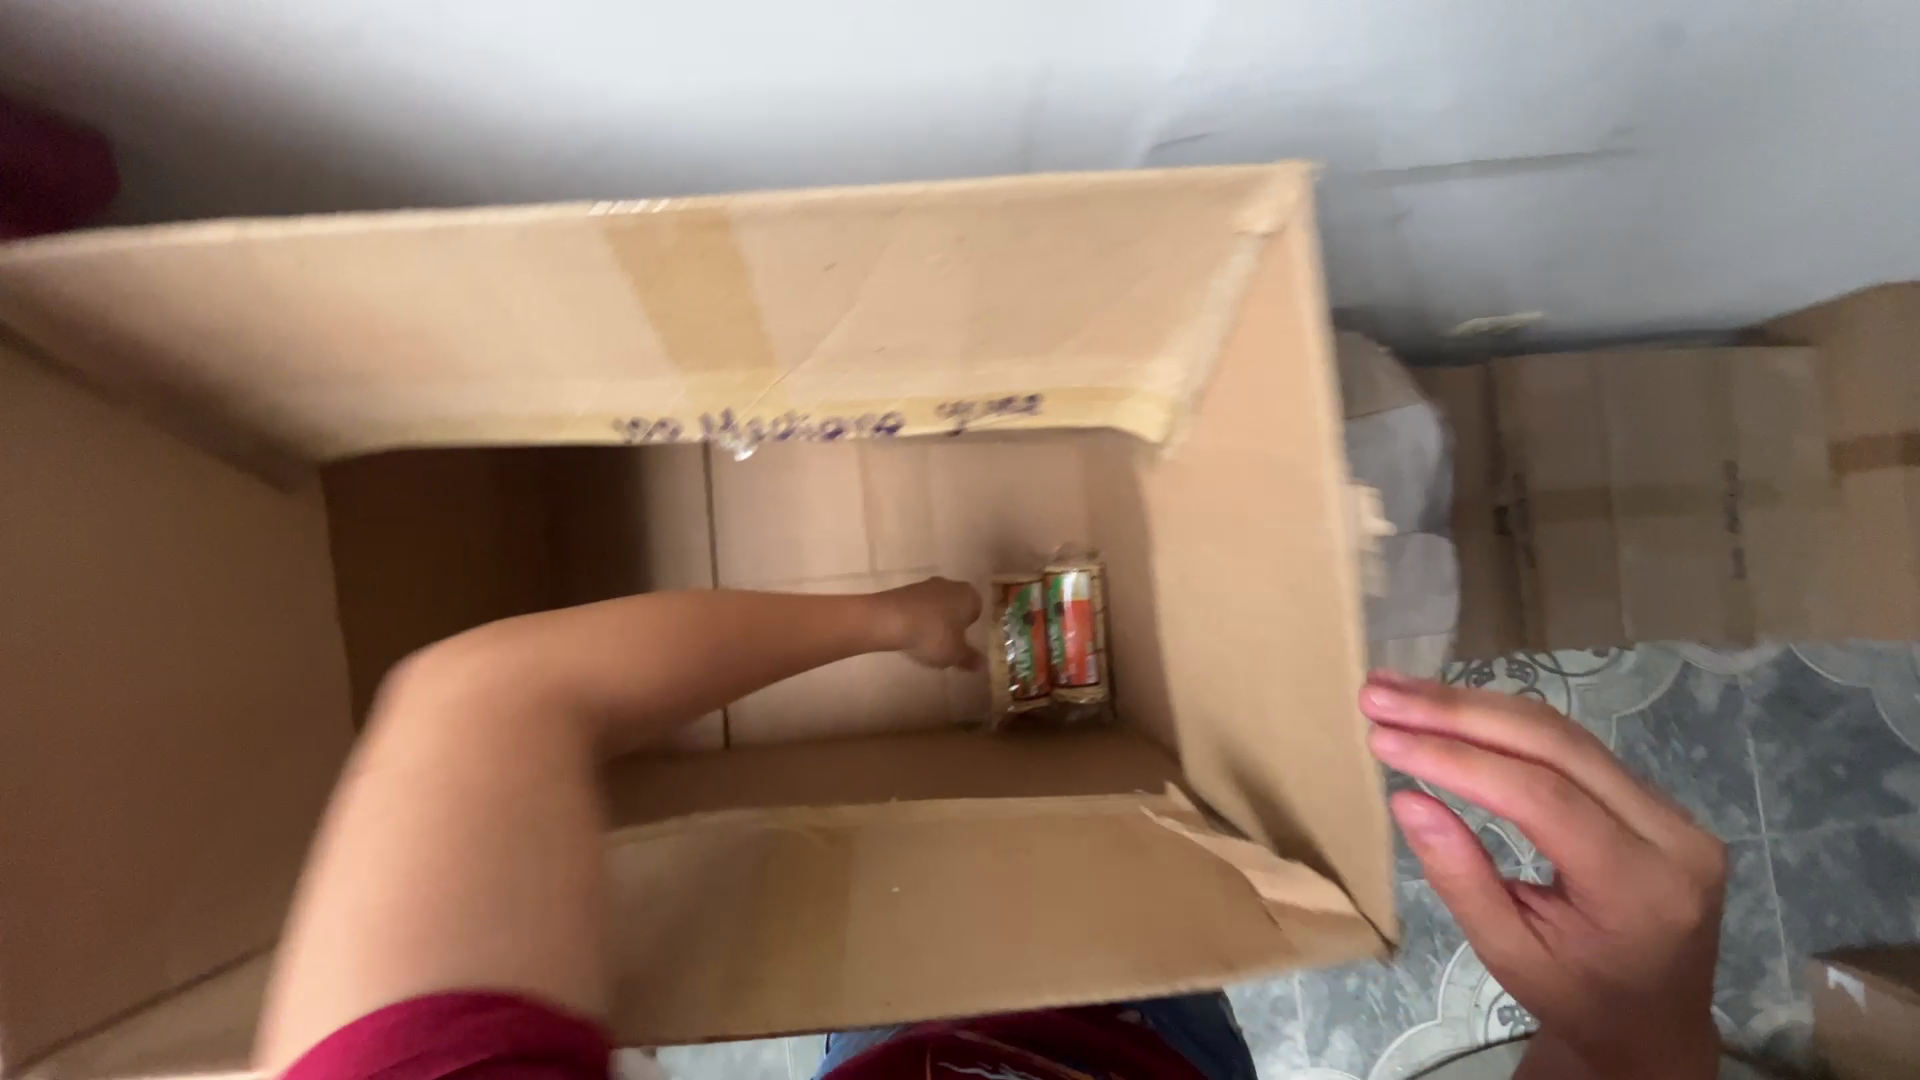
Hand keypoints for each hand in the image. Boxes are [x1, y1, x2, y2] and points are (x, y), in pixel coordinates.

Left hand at [876, 577, 983, 670]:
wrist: (890, 619)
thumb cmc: (932, 635)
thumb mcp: (955, 654)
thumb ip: (970, 658)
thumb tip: (983, 664)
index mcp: (969, 596)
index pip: (977, 610)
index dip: (970, 628)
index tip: (960, 642)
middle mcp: (950, 585)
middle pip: (955, 605)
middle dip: (951, 622)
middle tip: (944, 643)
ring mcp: (925, 585)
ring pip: (936, 605)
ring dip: (932, 619)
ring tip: (923, 641)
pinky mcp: (904, 589)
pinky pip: (917, 606)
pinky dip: (915, 618)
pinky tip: (908, 634)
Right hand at [1360, 671, 1725, 1079]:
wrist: (1653, 1023)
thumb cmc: (1574, 995)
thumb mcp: (1506, 952)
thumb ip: (1460, 877)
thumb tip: (1405, 798)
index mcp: (1641, 886)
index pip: (1539, 796)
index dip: (1454, 760)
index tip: (1380, 739)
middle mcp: (1670, 834)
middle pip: (1551, 744)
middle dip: (1453, 713)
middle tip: (1377, 696)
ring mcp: (1664, 808)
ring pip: (1555, 729)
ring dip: (1466, 704)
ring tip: (1392, 690)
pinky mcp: (1643, 794)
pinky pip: (1561, 740)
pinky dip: (1491, 716)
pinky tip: (1439, 705)